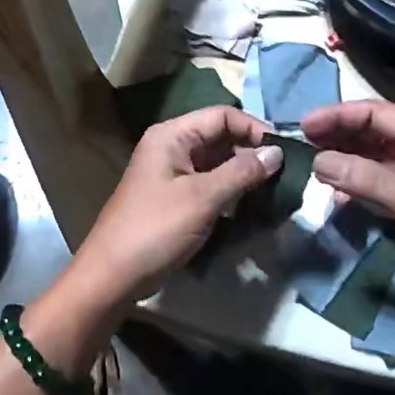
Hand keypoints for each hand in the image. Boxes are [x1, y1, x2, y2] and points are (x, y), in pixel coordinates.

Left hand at [73, 106, 283, 302]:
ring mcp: (172, 172)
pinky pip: (210, 182)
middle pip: (221, 136)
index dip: (254, 128)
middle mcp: (172, 146)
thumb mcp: (203, 198)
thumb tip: (277, 152)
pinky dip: (231, 189)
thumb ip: (242, 171)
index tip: (283, 151)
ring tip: (273, 188)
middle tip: (283, 172)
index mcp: (172, 135)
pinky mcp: (176, 197)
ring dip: (244, 172)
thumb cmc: (156, 229)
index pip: (223, 115)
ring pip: (218, 161)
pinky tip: (251, 203)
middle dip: (251, 151)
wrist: (111, 278)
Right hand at [302, 101, 394, 322]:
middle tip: (300, 143)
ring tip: (309, 164)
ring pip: (370, 160)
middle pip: (372, 133)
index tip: (305, 125)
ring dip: (342, 160)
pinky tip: (332, 195)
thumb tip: (319, 161)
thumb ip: (369, 180)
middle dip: (338, 135)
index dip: (341, 115)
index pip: (380, 114)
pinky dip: (352, 187)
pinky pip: (373, 187)